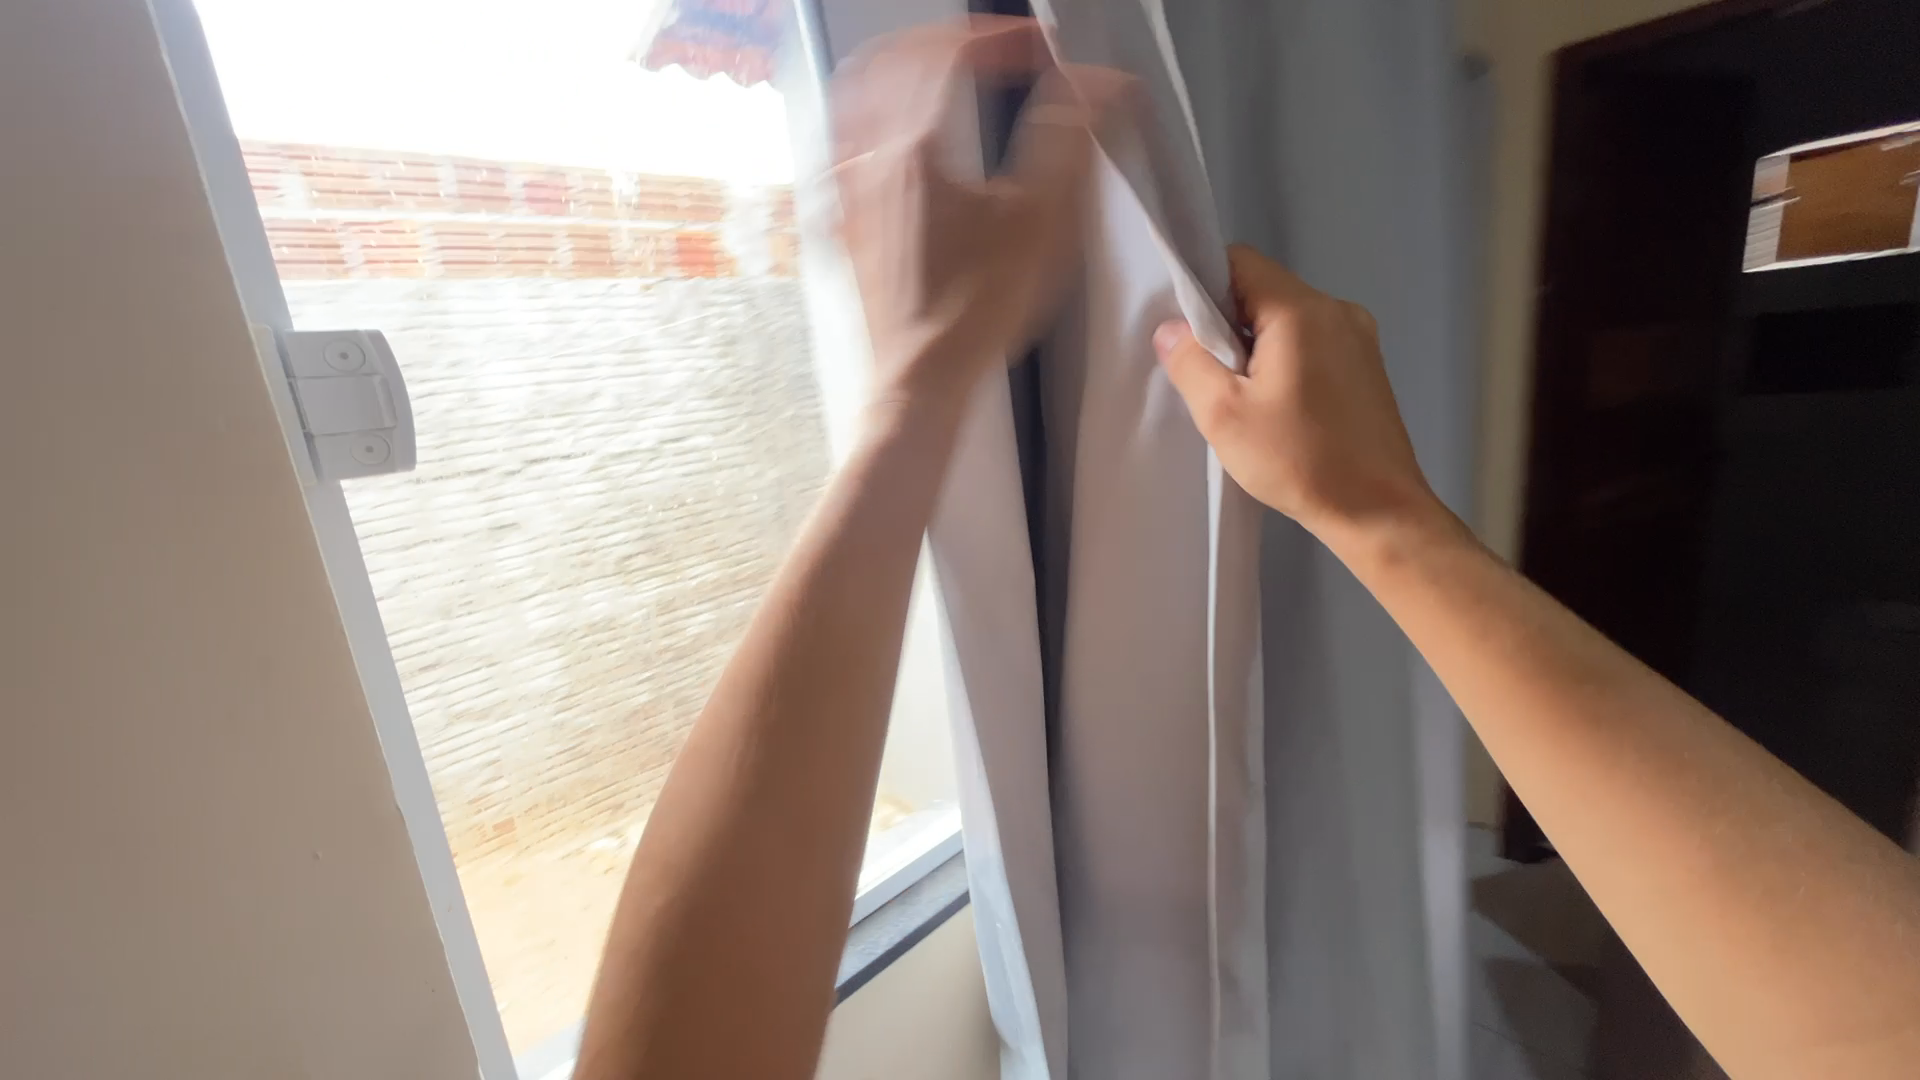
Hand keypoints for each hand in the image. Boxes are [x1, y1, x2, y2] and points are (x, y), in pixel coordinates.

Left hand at [830, 17, 1118, 425]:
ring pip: (849, 107)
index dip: (1000, 38)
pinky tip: (878, 150)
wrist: (923, 379)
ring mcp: (849, 200)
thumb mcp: (1041, 224)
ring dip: (888, 77)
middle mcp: (870, 164)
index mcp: (916, 151)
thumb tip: (1098, 84)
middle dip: (935, 42)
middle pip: (884, 63)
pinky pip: (837, 160)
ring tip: (921, 78)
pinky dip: (860, 134)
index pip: (950, 55)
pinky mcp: (847, 234)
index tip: (1040, 50)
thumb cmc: (977, 312)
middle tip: (976, 49)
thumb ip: (1068, 142)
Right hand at [1153, 245, 1444, 541]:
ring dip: (1255, 347)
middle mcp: (1336, 309)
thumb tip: (1171, 330)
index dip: (1203, 287)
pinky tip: (1277, 407)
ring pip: (1286, 320)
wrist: (1377, 510)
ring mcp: (1358, 336)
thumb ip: (1190, 362)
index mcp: (1301, 310)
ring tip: (1244, 399)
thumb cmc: (1297, 459)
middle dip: (1227, 325)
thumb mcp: (1223, 414)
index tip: (1187, 334)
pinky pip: (1310, 343)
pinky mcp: (1366, 365)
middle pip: (1263, 291)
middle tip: (1210, 376)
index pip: (1240, 262)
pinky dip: (1283, 361)